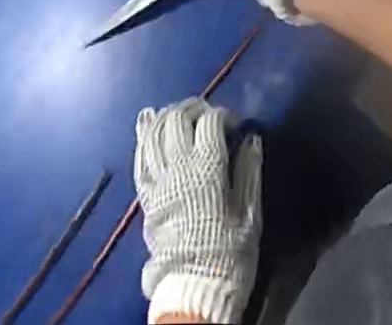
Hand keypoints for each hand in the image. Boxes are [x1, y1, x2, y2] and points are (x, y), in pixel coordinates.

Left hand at [135, 99, 261, 324]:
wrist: (192, 285)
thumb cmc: (227, 253)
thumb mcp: (250, 215)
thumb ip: (249, 172)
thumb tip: (251, 139)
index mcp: (207, 168)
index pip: (210, 123)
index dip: (223, 114)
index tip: (233, 120)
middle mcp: (178, 164)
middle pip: (178, 118)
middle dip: (193, 106)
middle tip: (206, 110)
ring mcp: (158, 175)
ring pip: (156, 129)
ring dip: (168, 113)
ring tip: (180, 111)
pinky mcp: (144, 188)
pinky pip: (140, 151)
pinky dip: (144, 131)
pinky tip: (148, 120)